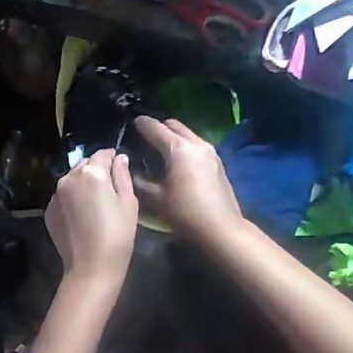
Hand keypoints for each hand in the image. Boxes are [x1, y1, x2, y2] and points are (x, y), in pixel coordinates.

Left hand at [45, 148, 137, 288]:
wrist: (91, 267)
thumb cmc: (117, 235)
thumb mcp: (129, 203)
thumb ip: (123, 176)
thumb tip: (120, 158)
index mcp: (92, 173)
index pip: (103, 154)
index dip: (113, 159)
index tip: (119, 169)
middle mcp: (69, 178)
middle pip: (84, 164)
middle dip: (96, 171)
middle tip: (108, 190)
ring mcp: (56, 195)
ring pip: (72, 180)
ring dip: (83, 184)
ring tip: (94, 204)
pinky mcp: (49, 211)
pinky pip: (63, 196)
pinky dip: (72, 199)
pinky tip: (82, 216)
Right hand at [132, 116, 243, 241]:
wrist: (221, 229)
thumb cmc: (185, 213)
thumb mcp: (157, 198)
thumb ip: (141, 181)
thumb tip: (131, 171)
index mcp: (180, 148)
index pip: (156, 128)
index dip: (142, 124)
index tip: (132, 123)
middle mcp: (197, 144)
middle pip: (175, 126)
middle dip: (159, 128)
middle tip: (146, 138)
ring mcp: (211, 153)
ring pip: (188, 135)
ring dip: (174, 138)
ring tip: (160, 150)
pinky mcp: (218, 164)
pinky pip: (197, 147)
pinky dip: (185, 148)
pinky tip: (178, 162)